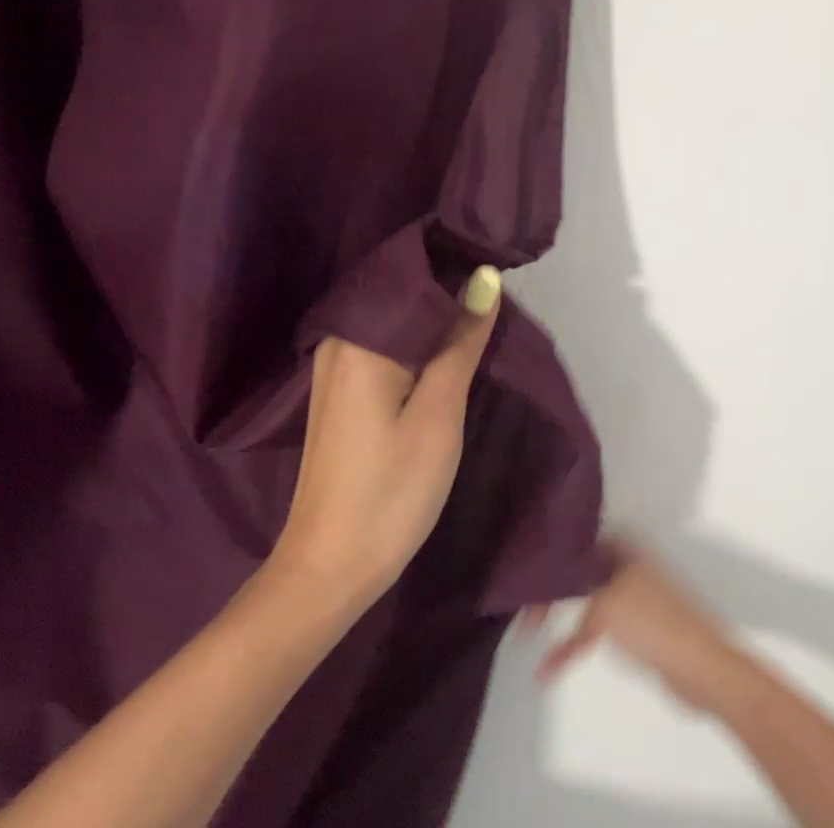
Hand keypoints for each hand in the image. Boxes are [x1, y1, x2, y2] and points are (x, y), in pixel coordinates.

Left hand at [271, 267, 502, 607]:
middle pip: (402, 300)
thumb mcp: (438, 414)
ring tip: (485, 321)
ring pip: (395, 328)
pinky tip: (447, 355)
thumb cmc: (391, 491)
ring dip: (436, 326)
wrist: (331, 565)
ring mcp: (333, 369)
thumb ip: (461, 342)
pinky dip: (417, 350)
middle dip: (449, 296)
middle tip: (501, 298)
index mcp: (357, 338)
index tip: (502, 268)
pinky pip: (384, 352)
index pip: (413, 277)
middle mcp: (337, 341)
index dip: (457, 270)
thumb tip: (484, 278)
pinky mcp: (340, 395)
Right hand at [527, 541, 747, 713]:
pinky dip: (575, 646)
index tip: (529, 561)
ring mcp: (635, 601)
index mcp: (627, 551)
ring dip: (560, 617)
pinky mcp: (638, 632)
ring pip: (587, 602)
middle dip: (552, 585)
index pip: (582, 539)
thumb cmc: (654, 625)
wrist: (702, 671)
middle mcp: (630, 568)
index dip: (555, 548)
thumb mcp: (605, 601)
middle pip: (582, 571)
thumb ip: (573, 587)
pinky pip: (597, 633)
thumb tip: (547, 581)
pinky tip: (551, 667)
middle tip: (524, 600)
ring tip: (529, 631)